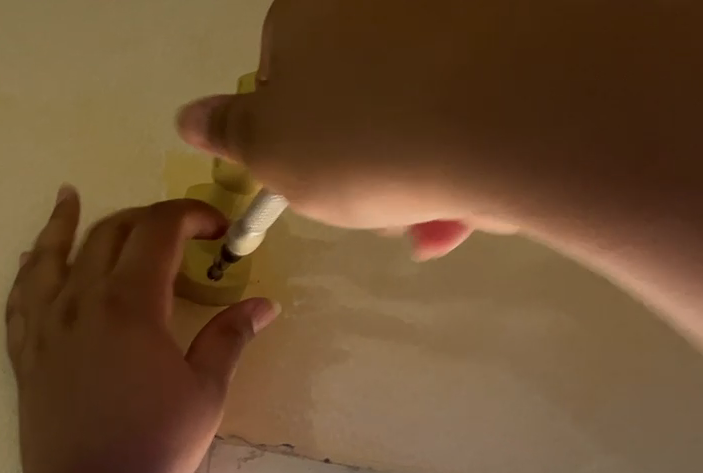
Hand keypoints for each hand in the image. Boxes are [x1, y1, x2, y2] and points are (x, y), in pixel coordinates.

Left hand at [4, 188, 278, 472]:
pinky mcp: (24, 356)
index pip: (157, 231)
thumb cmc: (155, 446)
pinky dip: (27, 271)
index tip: (214, 227)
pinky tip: (30, 260)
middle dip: (141, 219)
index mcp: (129, 302)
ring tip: (68, 198)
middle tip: (169, 231)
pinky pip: (19, 299)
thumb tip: (262, 304)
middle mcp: (80, 301)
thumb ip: (228, 338)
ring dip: (63, 224)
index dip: (189, 215)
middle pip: (106, 234)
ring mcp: (44, 327)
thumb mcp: (205, 391)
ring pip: (50, 257)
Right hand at [175, 0, 517, 258]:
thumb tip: (187, 115)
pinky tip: (474, 198)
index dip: (288, 131)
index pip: (279, 67)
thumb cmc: (356, 136)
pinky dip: (468, 154)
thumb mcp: (268, 149)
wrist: (507, 107)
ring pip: (419, 106)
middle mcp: (377, 1)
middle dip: (360, 162)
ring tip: (432, 220)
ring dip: (418, 174)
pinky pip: (472, 107)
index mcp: (307, 12)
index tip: (306, 173)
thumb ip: (228, 133)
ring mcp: (449, 16)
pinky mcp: (515, 36)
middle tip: (374, 209)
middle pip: (355, 91)